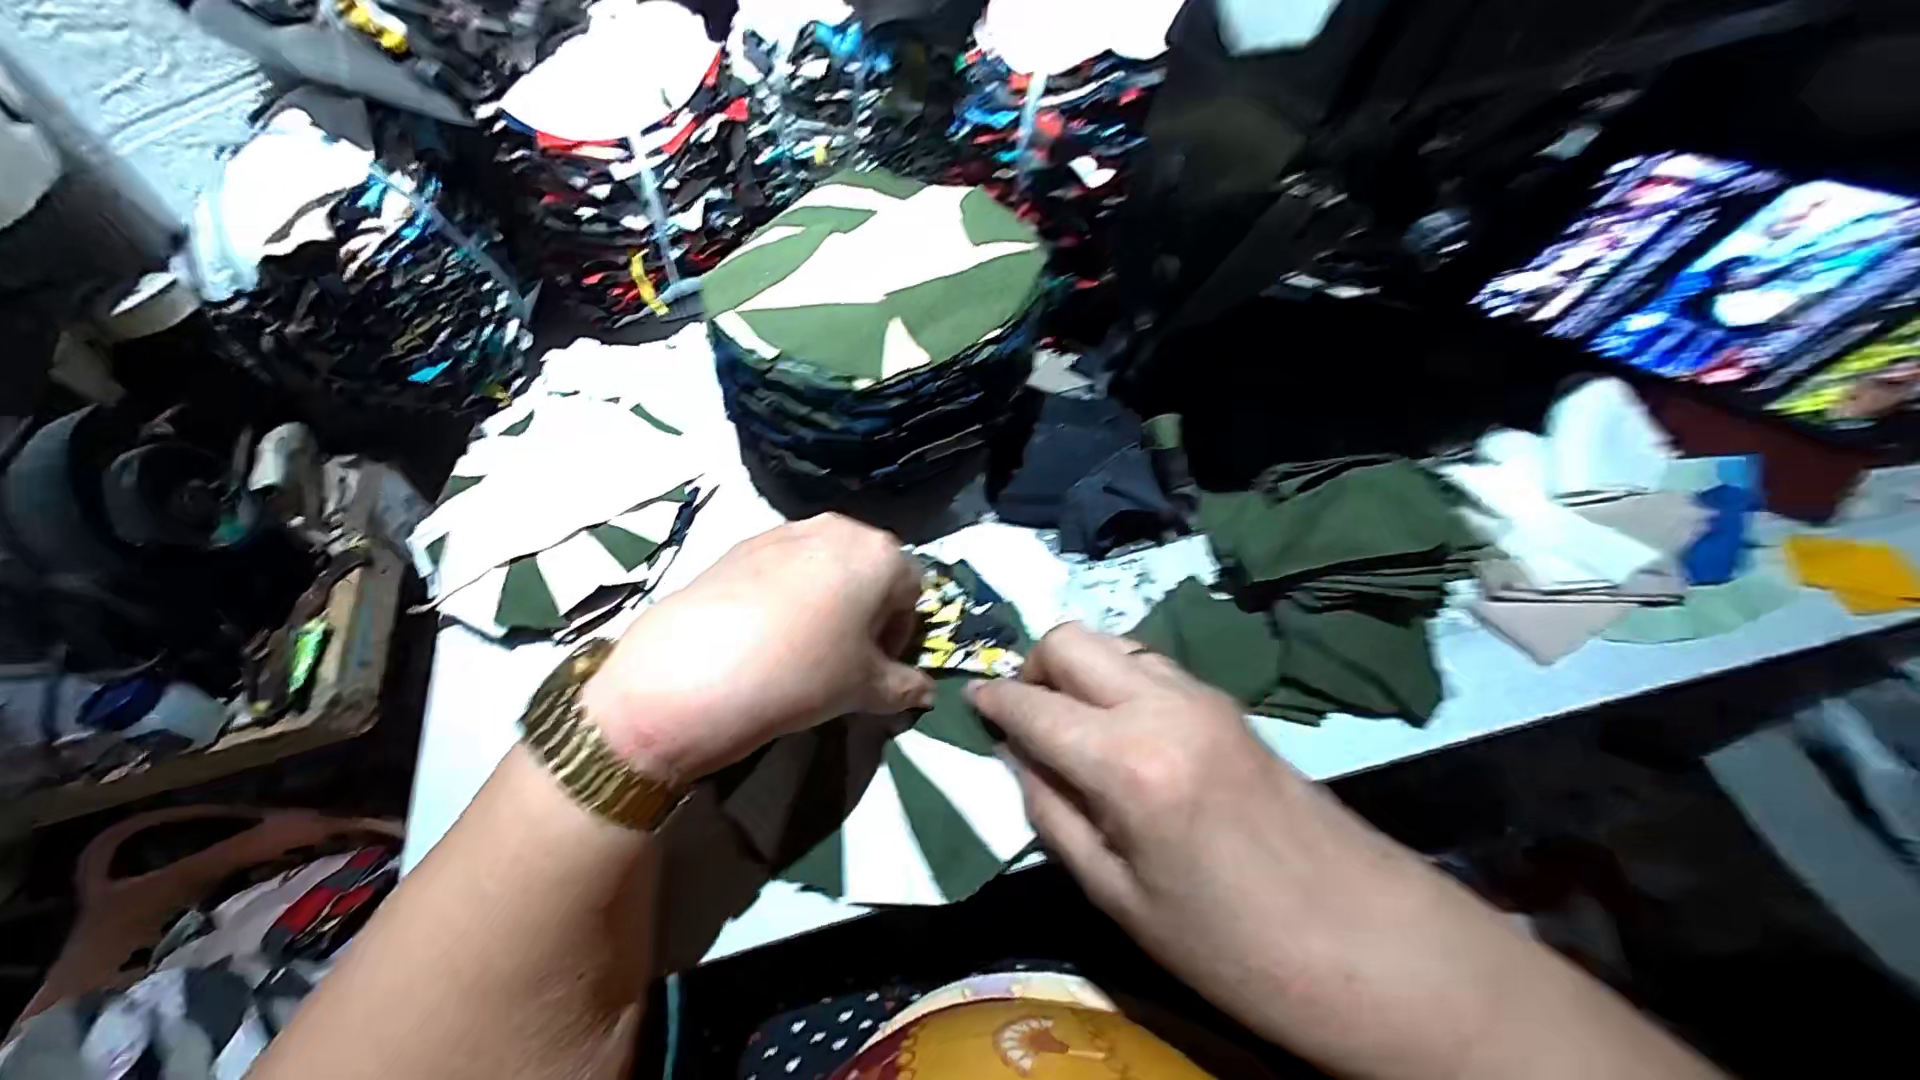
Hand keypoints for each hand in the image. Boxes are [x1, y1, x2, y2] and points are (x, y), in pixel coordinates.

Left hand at [583, 514, 932, 785]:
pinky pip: (786, 563)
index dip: (900, 631)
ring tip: (802, 641)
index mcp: (882, 554)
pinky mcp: (744, 541)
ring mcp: (788, 529)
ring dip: (829, 597)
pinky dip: (790, 590)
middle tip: (843, 652)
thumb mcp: (866, 688)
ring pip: (827, 562)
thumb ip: (906, 687)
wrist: (697, 668)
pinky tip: (766, 629)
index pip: (912, 590)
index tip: (876, 664)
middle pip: (870, 568)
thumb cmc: (805, 671)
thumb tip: (926, 694)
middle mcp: (840, 528)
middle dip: (867, 608)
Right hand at [969, 624, 1722, 1079]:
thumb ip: (1050, 811)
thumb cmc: (1232, 946)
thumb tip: (1019, 755)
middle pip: (1069, 638)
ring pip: (1111, 641)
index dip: (991, 700)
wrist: (1374, 946)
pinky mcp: (1227, 702)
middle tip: (1025, 715)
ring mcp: (1200, 695)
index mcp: (1126, 762)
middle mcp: (1161, 705)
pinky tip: (1120, 729)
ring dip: (1076, 668)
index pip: (1031, 703)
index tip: (972, 704)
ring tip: (1070, 721)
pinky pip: (1149, 664)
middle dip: (1032, 666)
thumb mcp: (1115, 895)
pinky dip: (1116, 679)